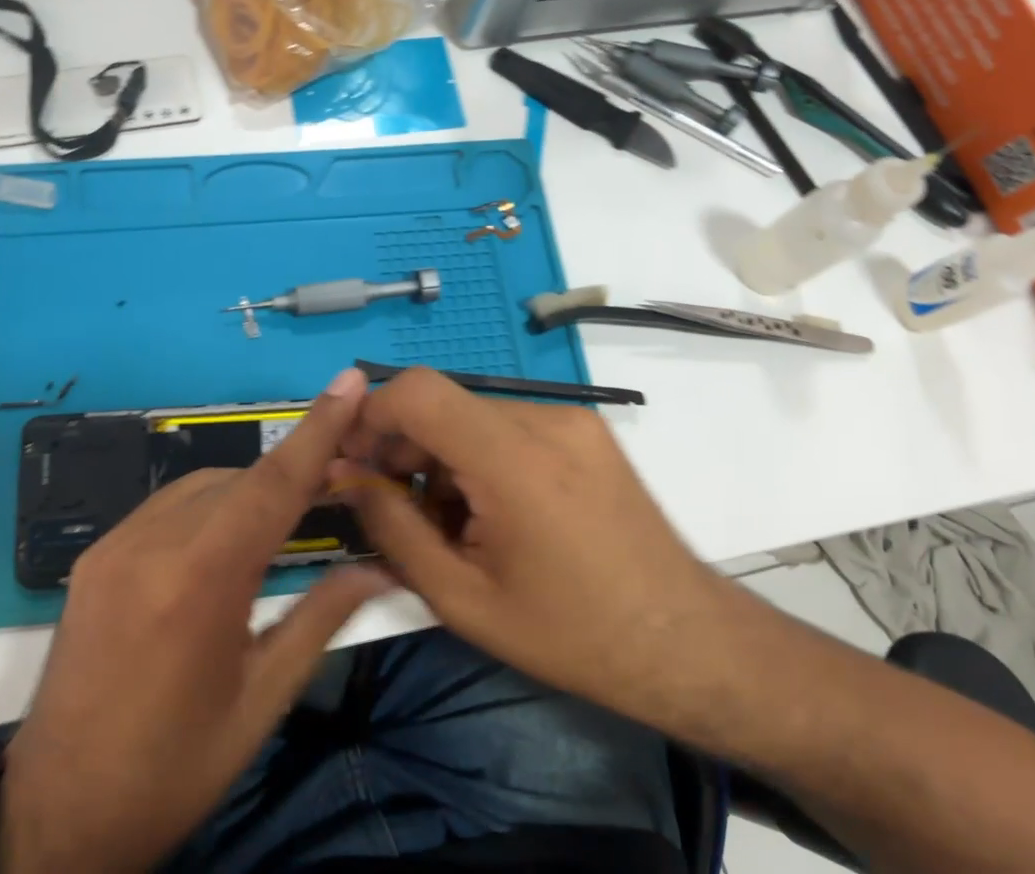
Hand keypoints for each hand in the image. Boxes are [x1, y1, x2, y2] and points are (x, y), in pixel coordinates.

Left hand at [0, 368, 395, 873]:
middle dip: (290, 475)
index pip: (272, 485)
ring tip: (285, 520)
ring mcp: (112, 549)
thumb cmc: (177, 766)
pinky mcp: (91, 561)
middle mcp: (150, 546)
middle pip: (237, 481)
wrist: (63, 809)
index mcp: (200, 582)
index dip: (318, 431)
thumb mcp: (262, 700)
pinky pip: (162, 509)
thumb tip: (379, 570)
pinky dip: (205, 509)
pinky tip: (225, 541)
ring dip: (247, 491)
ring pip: (197, 488)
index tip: (349, 382)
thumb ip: (319, 620)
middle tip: (338, 487)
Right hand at [332, 368, 733, 719]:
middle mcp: (546, 420)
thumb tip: (348, 477)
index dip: (370, 415)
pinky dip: (481, 461)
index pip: (417, 391)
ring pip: (474, 418)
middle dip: (403, 449)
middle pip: (444, 405)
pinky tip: (491, 517)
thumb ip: (394, 529)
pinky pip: (511, 430)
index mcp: (513, 458)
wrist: (686, 643)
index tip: (352, 463)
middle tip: (391, 510)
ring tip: (448, 526)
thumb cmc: (570, 633)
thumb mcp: (461, 597)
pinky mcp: (590, 436)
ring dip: (442, 460)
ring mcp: (575, 424)